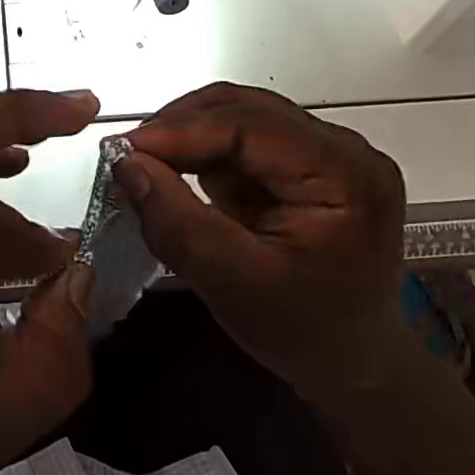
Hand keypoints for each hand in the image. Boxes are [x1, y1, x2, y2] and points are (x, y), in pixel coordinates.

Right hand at [117, 83, 406, 391]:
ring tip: (143, 165)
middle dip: (177, 127)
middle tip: (127, 155)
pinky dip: (195, 152)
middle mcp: (341, 151)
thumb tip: (125, 163)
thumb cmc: (305, 333)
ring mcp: (320, 153)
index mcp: (345, 176)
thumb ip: (176, 221)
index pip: (248, 126)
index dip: (179, 131)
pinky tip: (171, 174)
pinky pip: (234, 139)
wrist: (351, 364)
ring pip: (233, 116)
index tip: (123, 149)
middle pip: (241, 109)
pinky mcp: (297, 163)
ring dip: (183, 137)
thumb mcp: (233, 282)